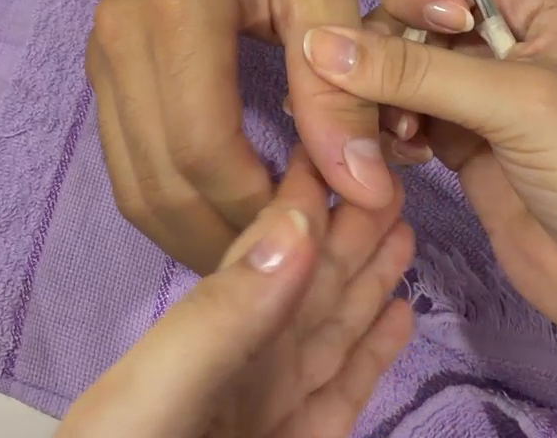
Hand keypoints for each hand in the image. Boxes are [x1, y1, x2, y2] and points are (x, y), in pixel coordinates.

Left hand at [58, 150, 415, 437]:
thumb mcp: (153, 395)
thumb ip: (218, 315)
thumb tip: (292, 226)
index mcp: (210, 334)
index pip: (267, 251)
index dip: (303, 201)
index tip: (343, 150)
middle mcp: (243, 361)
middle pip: (309, 284)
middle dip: (350, 233)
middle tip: (392, 181)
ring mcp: (270, 406)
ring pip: (330, 328)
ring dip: (367, 282)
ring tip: (403, 234)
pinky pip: (339, 391)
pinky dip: (369, 353)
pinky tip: (395, 316)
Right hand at [88, 0, 472, 271]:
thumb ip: (339, 87)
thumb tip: (362, 188)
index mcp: (173, 12)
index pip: (202, 144)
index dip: (258, 204)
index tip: (319, 226)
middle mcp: (118, 42)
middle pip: (160, 181)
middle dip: (230, 238)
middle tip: (298, 256)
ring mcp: (98, 64)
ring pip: (135, 190)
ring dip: (198, 237)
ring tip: (264, 249)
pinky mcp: (98, 80)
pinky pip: (127, 171)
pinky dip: (175, 210)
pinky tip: (224, 214)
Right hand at [302, 0, 556, 340]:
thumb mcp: (515, 102)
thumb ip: (413, 70)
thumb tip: (312, 42)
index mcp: (528, 13)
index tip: (416, 30)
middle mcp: (493, 47)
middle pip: (403, 22)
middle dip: (383, 54)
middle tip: (382, 97)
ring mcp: (470, 100)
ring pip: (391, 73)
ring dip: (378, 98)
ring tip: (397, 135)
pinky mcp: (452, 147)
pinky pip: (394, 119)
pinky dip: (385, 131)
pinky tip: (399, 157)